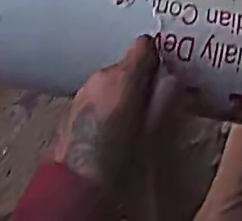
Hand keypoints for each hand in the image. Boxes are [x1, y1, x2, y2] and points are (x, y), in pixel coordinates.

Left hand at [49, 36, 160, 190]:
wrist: (71, 197)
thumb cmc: (116, 169)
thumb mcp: (152, 139)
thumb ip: (164, 104)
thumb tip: (173, 82)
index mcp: (121, 78)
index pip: (144, 45)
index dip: (156, 59)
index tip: (165, 76)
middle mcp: (99, 78)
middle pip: (127, 65)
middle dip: (139, 82)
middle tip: (152, 108)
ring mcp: (81, 94)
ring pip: (110, 82)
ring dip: (121, 96)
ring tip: (131, 128)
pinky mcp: (68, 111)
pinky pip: (95, 98)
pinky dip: (105, 109)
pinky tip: (110, 137)